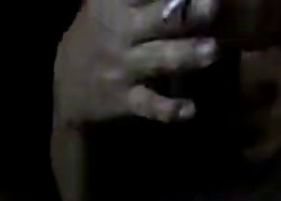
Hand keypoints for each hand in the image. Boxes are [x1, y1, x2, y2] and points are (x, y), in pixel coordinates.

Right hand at [55, 0, 219, 125]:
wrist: (66, 91)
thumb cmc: (97, 35)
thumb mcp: (103, 1)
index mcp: (115, 1)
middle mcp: (120, 31)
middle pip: (160, 17)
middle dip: (188, 12)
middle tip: (213, 8)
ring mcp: (122, 68)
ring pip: (159, 59)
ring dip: (186, 56)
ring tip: (211, 52)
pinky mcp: (123, 100)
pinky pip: (148, 105)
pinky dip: (168, 110)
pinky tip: (188, 110)